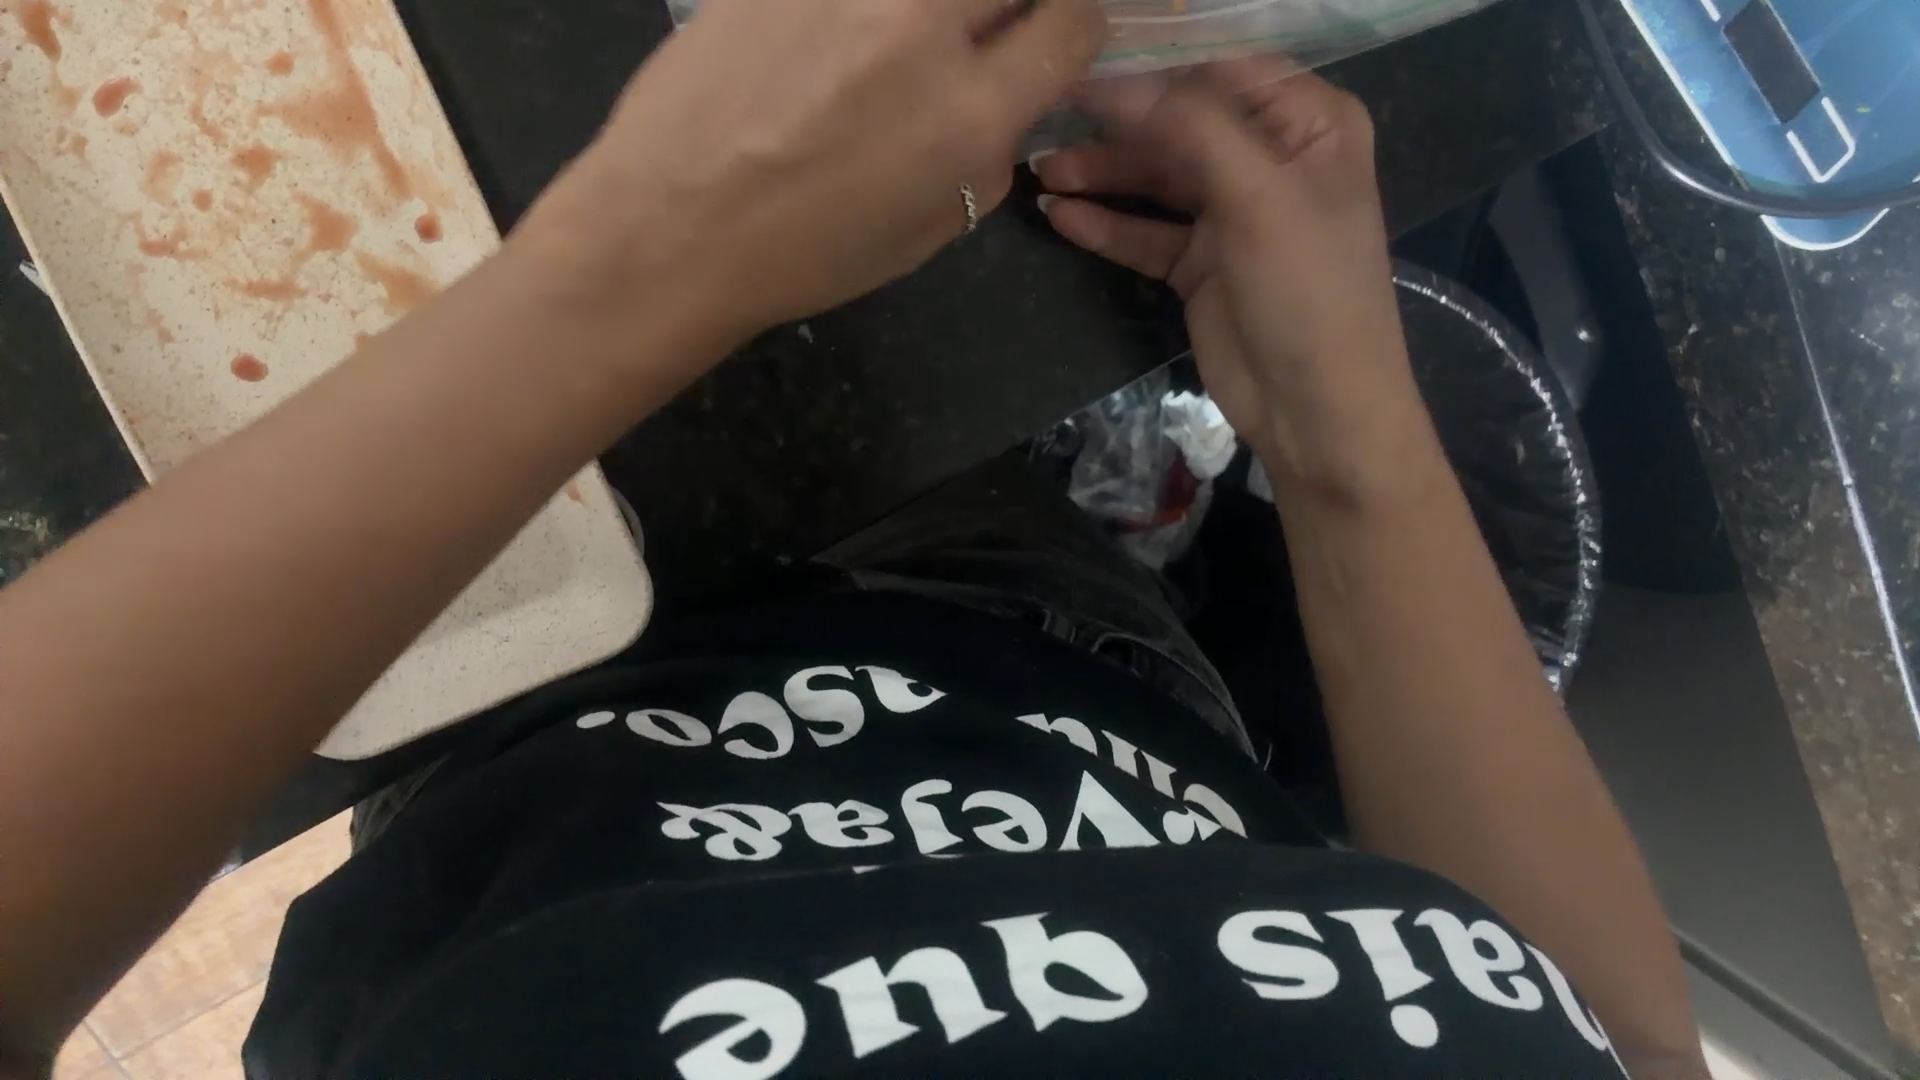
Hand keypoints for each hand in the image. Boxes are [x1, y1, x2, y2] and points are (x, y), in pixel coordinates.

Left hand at [524, 0, 1106, 348]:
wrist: (677, 228)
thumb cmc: (807, 255)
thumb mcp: (923, 236)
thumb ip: (985, 163)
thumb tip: (1006, 115)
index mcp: (969, 116)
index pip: (1073, 22)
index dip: (1077, 25)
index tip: (1054, 37)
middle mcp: (923, 27)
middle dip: (1014, 2)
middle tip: (979, 33)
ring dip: (934, 9)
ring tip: (900, 49)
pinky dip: (862, 10)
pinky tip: (837, 44)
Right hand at [1033, 60, 1432, 503]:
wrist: (1313, 405)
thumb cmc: (1307, 290)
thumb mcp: (1260, 197)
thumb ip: (1193, 130)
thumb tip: (1118, 85)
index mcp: (1307, 124)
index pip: (1220, 73)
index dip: (1153, 71)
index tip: (1084, 71)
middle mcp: (1268, 161)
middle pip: (1180, 128)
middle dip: (1116, 129)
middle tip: (1048, 126)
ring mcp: (1230, 217)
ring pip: (1155, 183)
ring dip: (1101, 178)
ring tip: (1041, 174)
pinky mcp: (1198, 267)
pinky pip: (1145, 235)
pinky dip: (1107, 226)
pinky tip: (1062, 216)